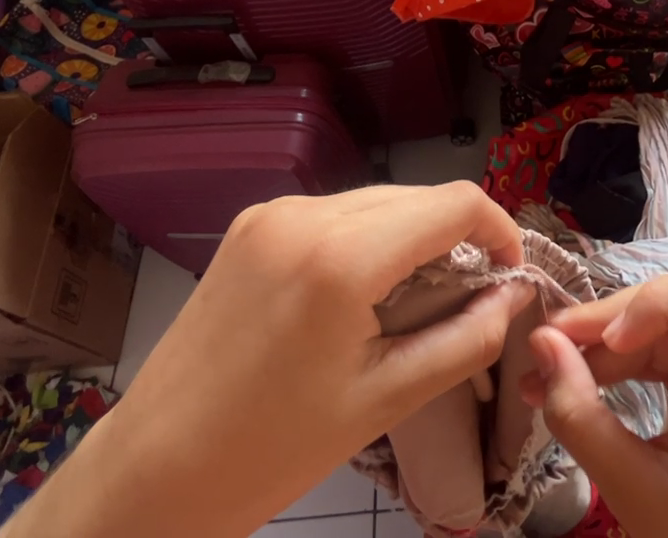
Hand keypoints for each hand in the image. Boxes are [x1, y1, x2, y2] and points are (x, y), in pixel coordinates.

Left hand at [4, 182, 531, 537]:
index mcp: (342, 255)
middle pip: (416, 197)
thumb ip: (466, 337)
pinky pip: (336, 214)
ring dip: (413, 237)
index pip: (454, 203)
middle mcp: (306, 213)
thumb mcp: (386, 399)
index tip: (509, 275)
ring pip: (377, 202)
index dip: (499, 229)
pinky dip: (369, 239)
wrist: (152, 471)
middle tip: (470, 297)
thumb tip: (515, 294)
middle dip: (457, 237)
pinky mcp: (252, 225)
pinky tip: (363, 291)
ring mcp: (273, 213)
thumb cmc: (273, 449)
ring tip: (417, 299)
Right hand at [520, 269, 667, 537]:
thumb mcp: (634, 492)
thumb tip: (540, 340)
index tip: (609, 338)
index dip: (664, 302)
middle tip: (549, 343)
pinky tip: (576, 370)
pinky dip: (616, 355)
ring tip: (548, 365)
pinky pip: (663, 342)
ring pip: (667, 320)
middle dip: (614, 322)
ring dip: (604, 340)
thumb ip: (582, 418)